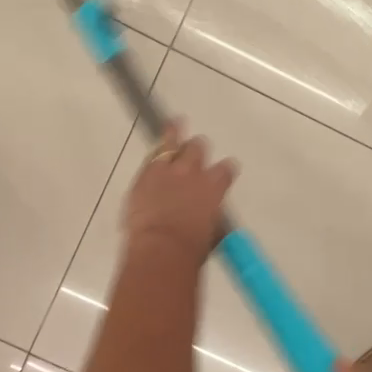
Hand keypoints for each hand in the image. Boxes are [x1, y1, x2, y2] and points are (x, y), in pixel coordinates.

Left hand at [122, 121, 235, 261]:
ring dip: (175, 132)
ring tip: (176, 121)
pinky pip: (151, 156)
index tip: (226, 170)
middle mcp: (194, 173)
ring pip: (173, 142)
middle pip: (198, 148)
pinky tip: (156, 146)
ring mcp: (167, 171)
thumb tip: (211, 219)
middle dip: (198, 148)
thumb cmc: (192, 249)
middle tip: (197, 148)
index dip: (226, 169)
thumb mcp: (213, 234)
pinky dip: (155, 152)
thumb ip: (212, 219)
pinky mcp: (145, 175)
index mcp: (215, 187)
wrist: (161, 248)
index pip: (226, 169)